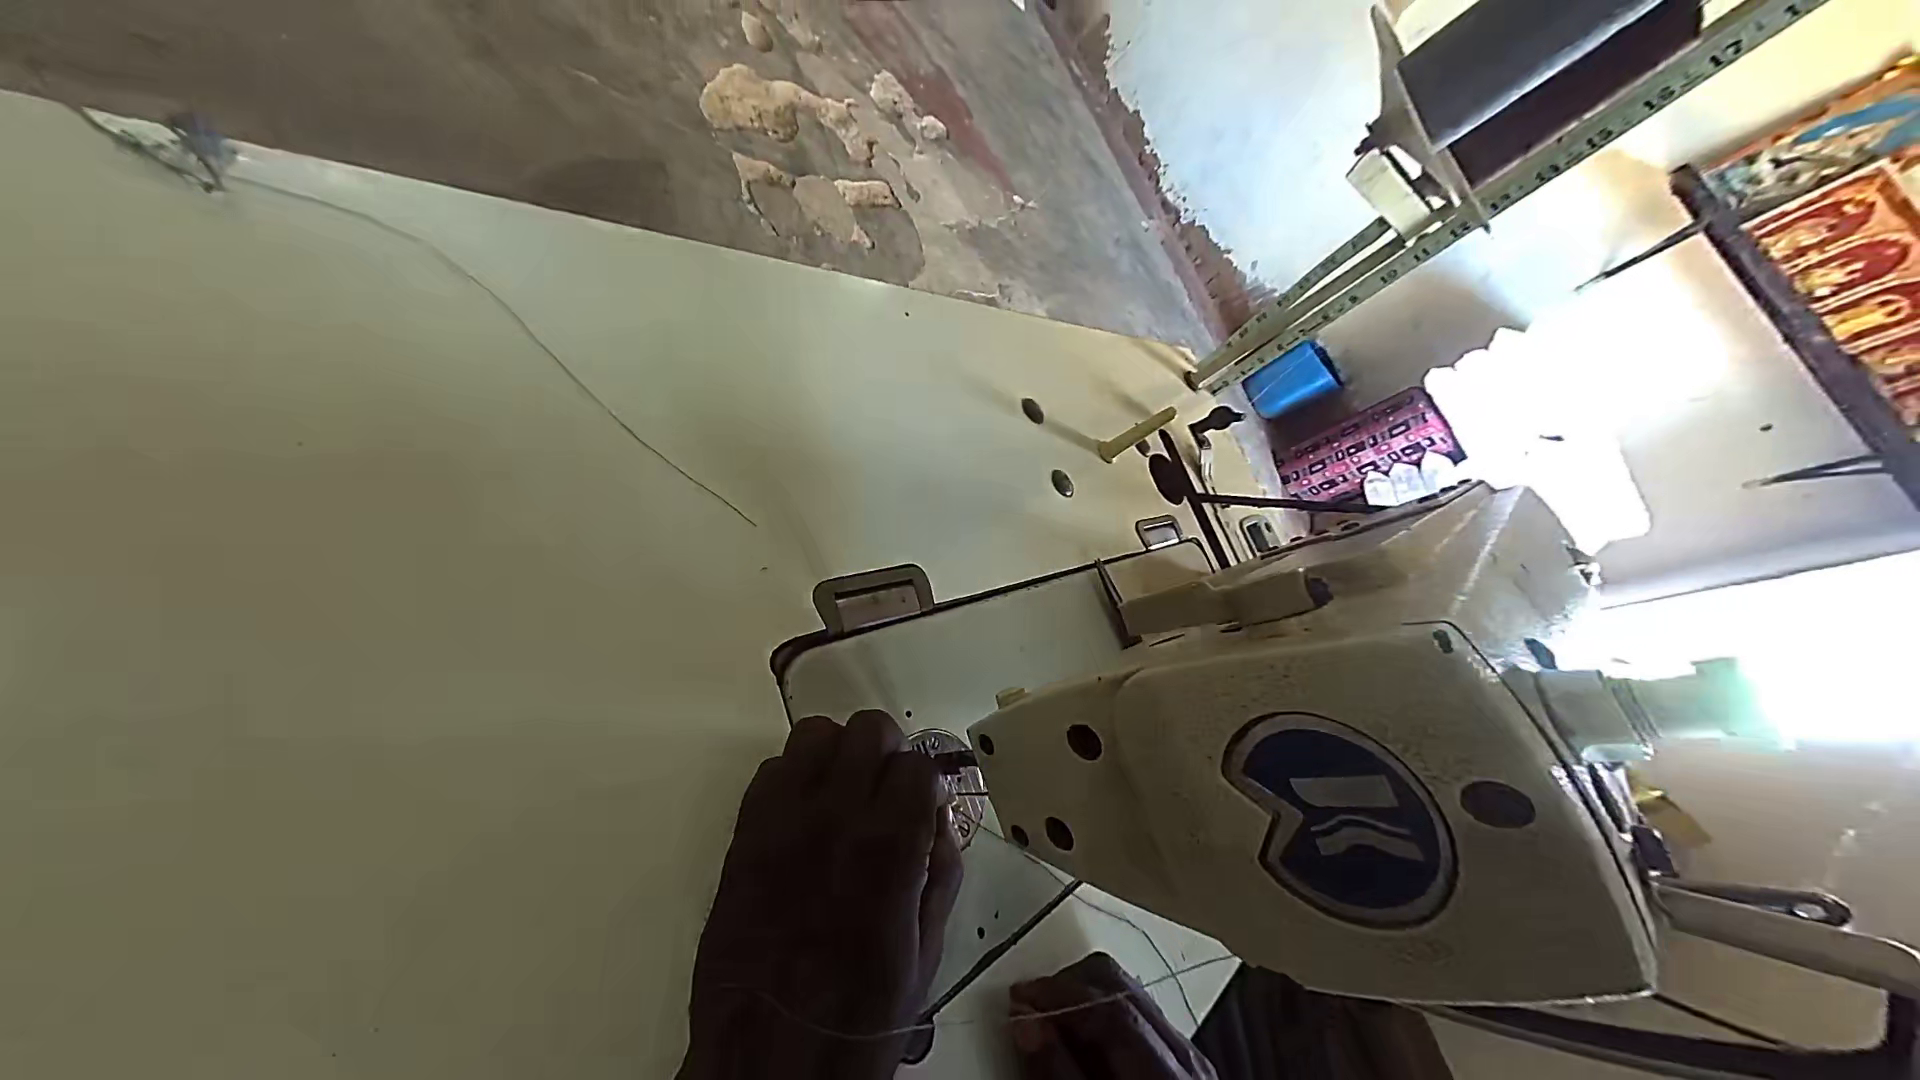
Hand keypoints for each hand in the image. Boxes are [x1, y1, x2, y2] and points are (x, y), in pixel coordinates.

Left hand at [678, 710, 962, 1079]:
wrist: (770, 1060)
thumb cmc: (861, 1015)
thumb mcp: (927, 948)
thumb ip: (940, 868)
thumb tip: (936, 813)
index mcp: (889, 844)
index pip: (917, 763)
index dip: (926, 779)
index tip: (923, 799)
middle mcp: (837, 815)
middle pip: (867, 728)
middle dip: (887, 750)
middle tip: (886, 785)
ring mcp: (783, 819)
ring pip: (814, 733)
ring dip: (838, 752)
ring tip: (843, 789)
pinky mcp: (744, 833)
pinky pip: (770, 769)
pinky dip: (794, 776)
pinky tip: (804, 812)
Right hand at [1009, 953, 1217, 1079]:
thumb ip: (1059, 1077)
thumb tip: (1026, 1022)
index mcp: (1165, 1078)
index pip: (1109, 1009)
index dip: (1058, 995)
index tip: (1021, 999)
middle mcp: (1185, 1060)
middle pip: (1119, 987)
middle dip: (1068, 988)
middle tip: (1031, 1007)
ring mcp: (1190, 1062)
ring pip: (1130, 995)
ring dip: (1085, 999)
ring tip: (1051, 1023)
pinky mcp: (1186, 1069)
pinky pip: (1140, 1016)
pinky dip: (1104, 1017)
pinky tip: (1082, 1043)